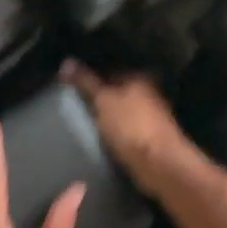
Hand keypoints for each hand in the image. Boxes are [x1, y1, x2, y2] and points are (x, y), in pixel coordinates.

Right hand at [61, 60, 195, 197]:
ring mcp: (150, 119)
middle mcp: (148, 95)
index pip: (109, 70)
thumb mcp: (103, 100)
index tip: (68, 85)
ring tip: (79, 125)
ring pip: (120, 114)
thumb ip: (85, 82)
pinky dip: (113, 136)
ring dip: (104, 119)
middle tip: (70, 106)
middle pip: (115, 93)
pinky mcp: (148, 141)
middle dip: (97, 99)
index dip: (88, 76)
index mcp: (139, 78)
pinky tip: (97, 141)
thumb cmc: (131, 127)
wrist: (160, 165)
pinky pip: (124, 133)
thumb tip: (66, 62)